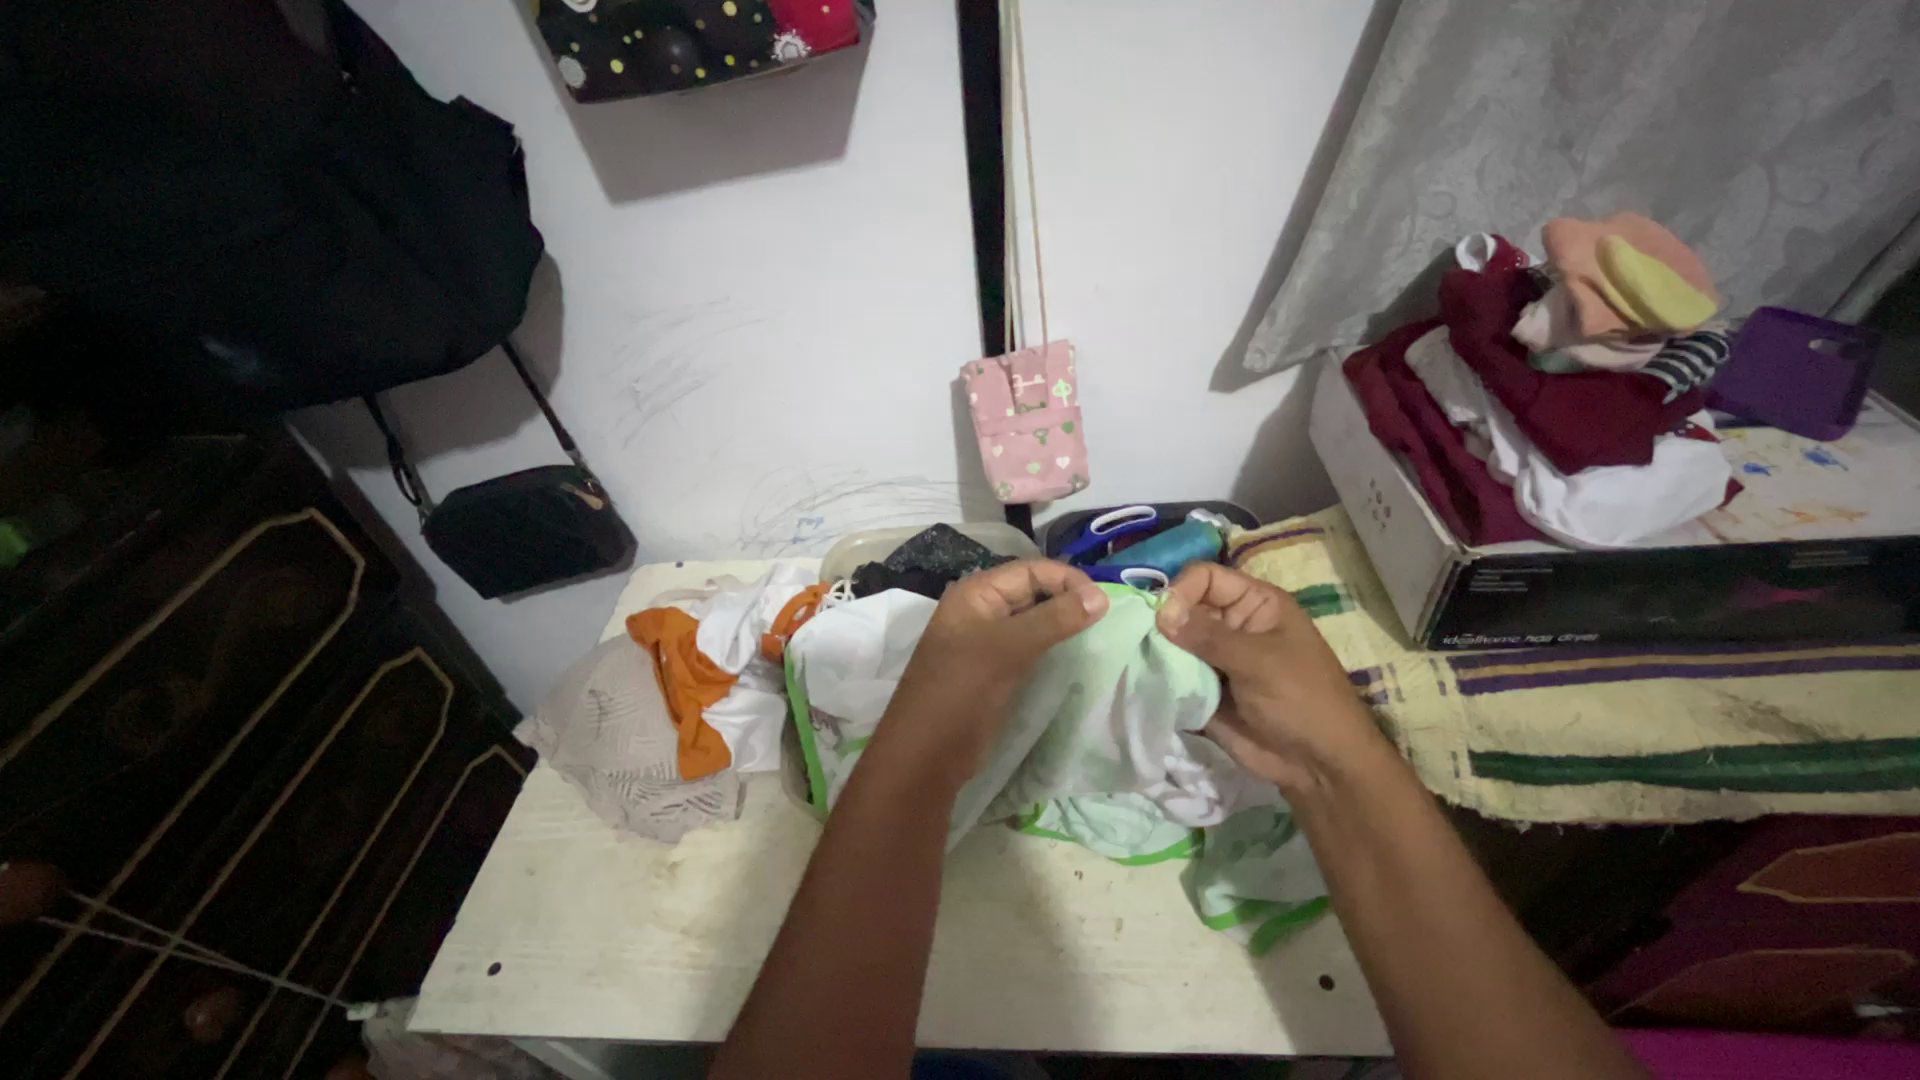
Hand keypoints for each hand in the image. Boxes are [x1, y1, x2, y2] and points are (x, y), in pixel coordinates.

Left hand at [872, 559, 1108, 791]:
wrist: (926, 756)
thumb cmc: (960, 692)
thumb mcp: (1006, 649)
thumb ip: (1053, 619)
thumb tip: (1102, 595)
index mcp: (975, 594)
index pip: (1030, 571)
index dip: (1067, 579)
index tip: (1105, 602)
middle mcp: (981, 612)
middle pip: (1033, 592)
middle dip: (1068, 599)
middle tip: (1108, 619)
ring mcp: (987, 643)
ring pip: (1034, 622)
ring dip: (1063, 625)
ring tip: (1099, 636)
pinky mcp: (996, 672)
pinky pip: (1030, 648)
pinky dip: (1053, 648)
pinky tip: (1076, 658)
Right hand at [1154, 563, 1388, 795]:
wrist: (1318, 766)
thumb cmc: (1301, 699)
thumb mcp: (1258, 661)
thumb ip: (1207, 635)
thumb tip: (1159, 611)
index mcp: (1254, 604)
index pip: (1205, 577)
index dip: (1181, 589)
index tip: (1161, 618)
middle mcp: (1232, 626)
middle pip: (1183, 607)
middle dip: (1161, 622)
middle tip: (1139, 642)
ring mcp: (1214, 659)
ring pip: (1172, 642)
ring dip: (1155, 651)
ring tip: (1139, 664)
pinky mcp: (1201, 690)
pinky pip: (1171, 675)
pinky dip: (1157, 678)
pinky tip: (1144, 684)